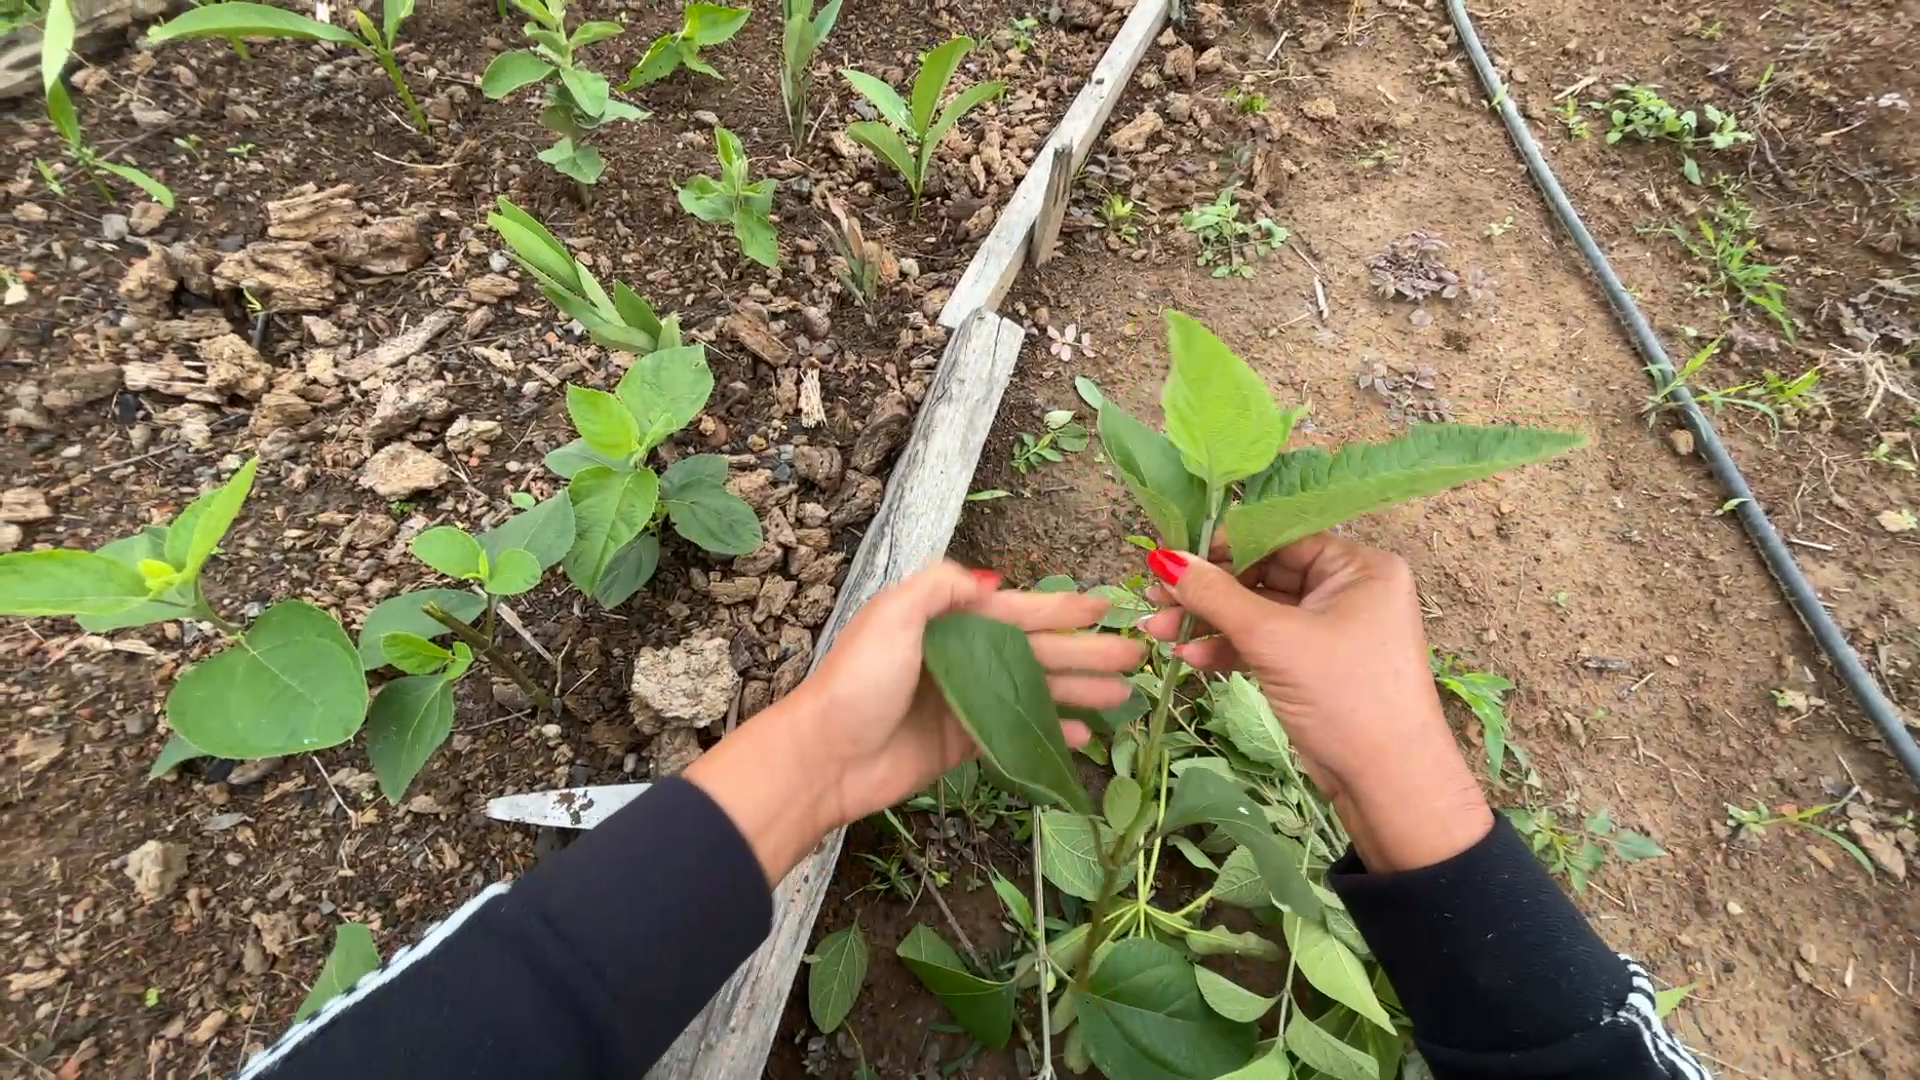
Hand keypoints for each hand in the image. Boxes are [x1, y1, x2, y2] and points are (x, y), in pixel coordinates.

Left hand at [687, 562, 1143, 884]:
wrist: (824, 756)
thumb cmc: (858, 680)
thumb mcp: (894, 614)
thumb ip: (941, 587)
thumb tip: (990, 581)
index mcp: (948, 620)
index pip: (1018, 611)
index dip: (1061, 611)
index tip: (1103, 608)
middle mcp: (964, 657)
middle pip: (1037, 652)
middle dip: (1086, 653)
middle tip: (1136, 657)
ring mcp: (967, 701)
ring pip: (1035, 691)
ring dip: (1079, 691)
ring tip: (1124, 695)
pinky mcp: (964, 741)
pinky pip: (1018, 731)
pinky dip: (1050, 731)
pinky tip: (1083, 735)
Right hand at [1138, 537, 1491, 871]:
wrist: (1387, 785)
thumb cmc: (1343, 696)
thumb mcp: (1272, 638)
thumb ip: (1214, 594)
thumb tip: (1163, 557)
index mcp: (1357, 568)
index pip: (1277, 539)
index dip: (1221, 546)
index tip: (1171, 557)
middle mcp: (1345, 590)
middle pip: (1260, 575)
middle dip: (1204, 591)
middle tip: (1155, 597)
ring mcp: (1326, 629)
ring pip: (1253, 612)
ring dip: (1206, 622)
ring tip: (1158, 631)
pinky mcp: (1309, 663)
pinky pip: (1260, 643)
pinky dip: (1225, 648)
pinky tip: (1189, 659)